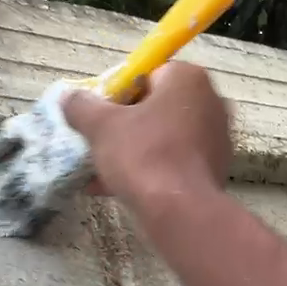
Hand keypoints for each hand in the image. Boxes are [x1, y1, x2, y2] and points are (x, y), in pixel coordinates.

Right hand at [60, 61, 232, 213]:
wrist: (179, 211)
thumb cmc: (143, 155)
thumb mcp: (100, 126)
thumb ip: (81, 106)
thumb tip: (69, 97)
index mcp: (189, 79)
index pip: (148, 74)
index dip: (119, 94)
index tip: (100, 115)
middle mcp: (211, 102)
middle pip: (156, 108)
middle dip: (125, 126)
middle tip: (98, 143)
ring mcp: (217, 137)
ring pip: (164, 138)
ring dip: (134, 151)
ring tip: (100, 172)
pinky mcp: (215, 168)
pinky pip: (175, 162)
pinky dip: (151, 171)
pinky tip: (116, 189)